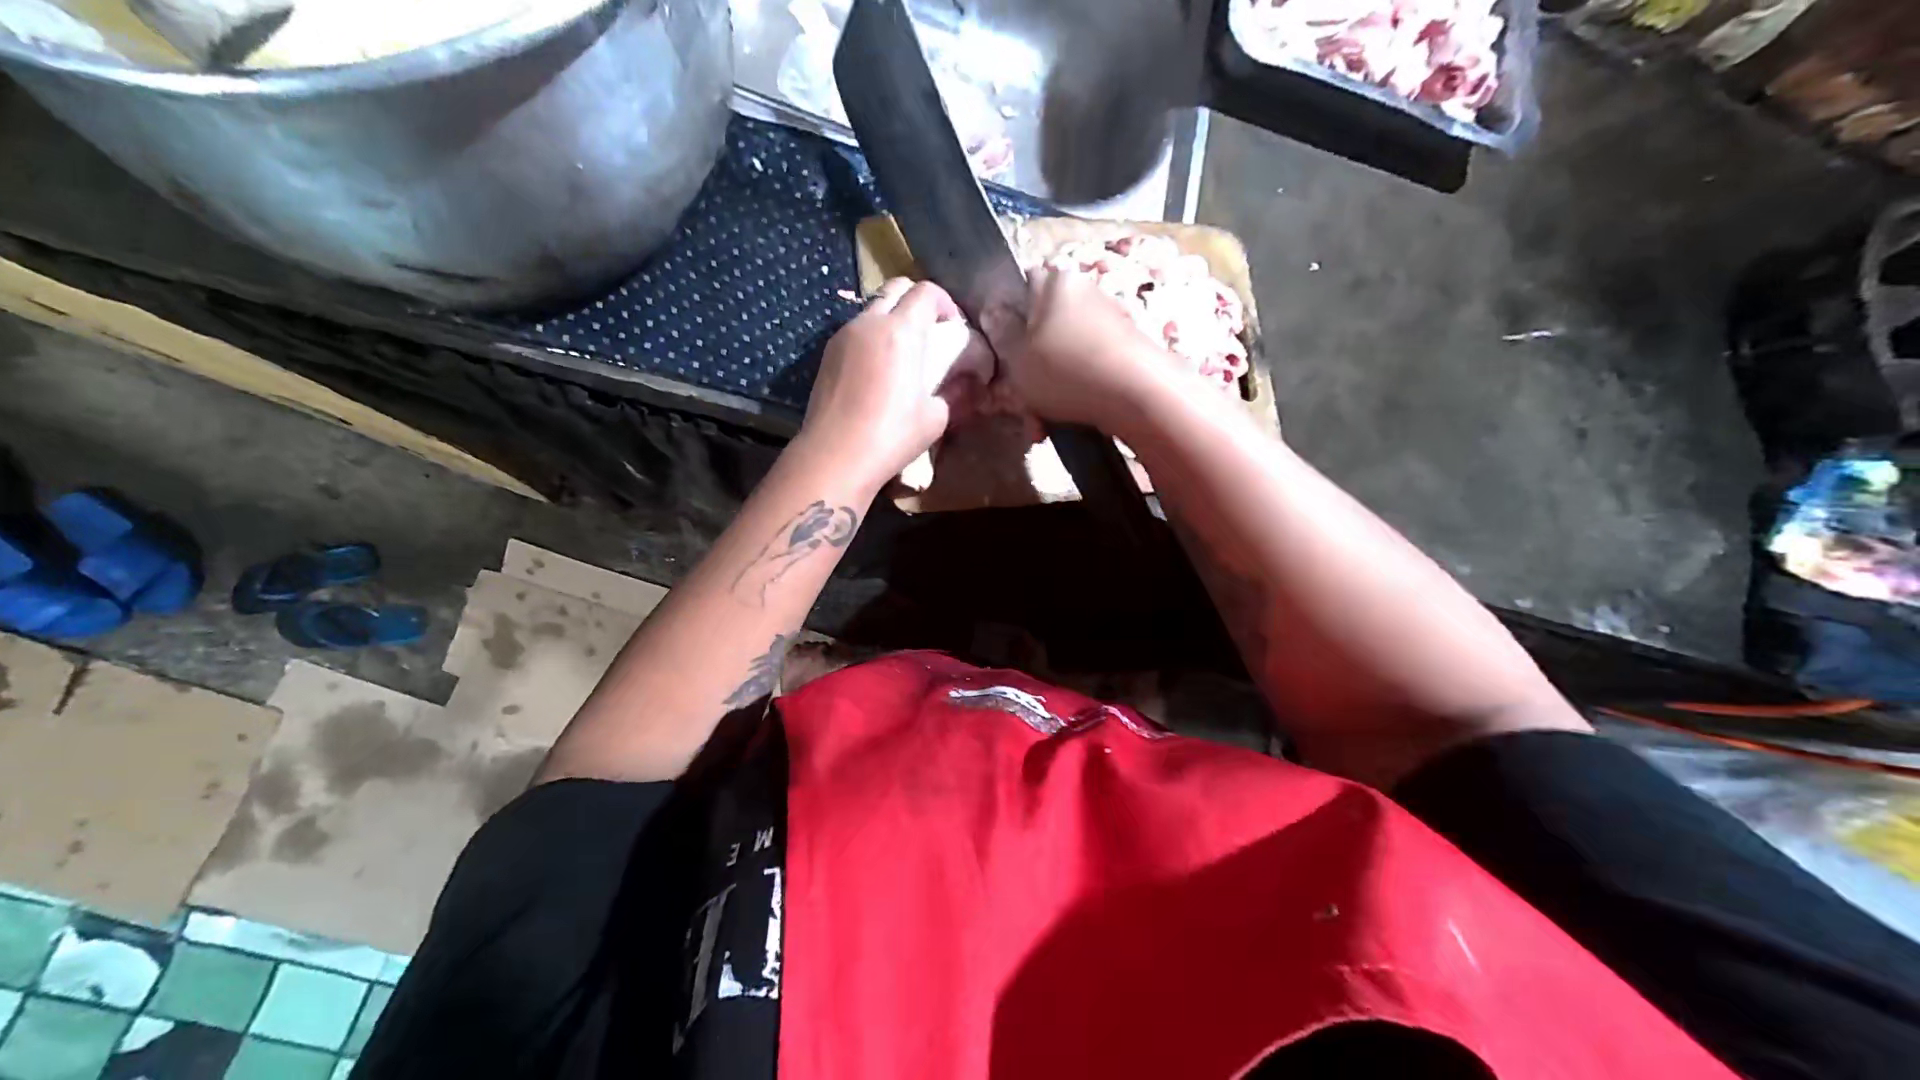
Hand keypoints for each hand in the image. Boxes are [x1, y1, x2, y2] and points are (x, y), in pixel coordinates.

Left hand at [797, 279, 992, 491]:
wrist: (834, 456)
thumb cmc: (891, 436)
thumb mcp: (935, 418)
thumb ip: (953, 391)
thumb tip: (966, 382)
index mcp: (901, 331)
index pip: (926, 292)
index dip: (946, 303)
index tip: (954, 327)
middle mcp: (870, 323)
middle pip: (896, 288)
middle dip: (917, 301)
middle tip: (930, 330)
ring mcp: (843, 336)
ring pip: (872, 308)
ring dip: (892, 318)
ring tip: (903, 352)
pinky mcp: (827, 354)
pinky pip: (856, 331)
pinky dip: (872, 337)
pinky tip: (878, 369)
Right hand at [981, 267, 1178, 431]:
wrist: (1140, 395)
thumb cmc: (1066, 370)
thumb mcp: (1016, 357)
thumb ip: (1000, 333)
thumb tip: (994, 311)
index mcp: (1056, 281)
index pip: (1020, 286)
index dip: (1004, 319)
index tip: (1000, 353)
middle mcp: (1086, 292)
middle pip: (1042, 328)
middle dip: (1028, 370)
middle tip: (1020, 403)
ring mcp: (1109, 320)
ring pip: (1062, 355)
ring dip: (1048, 390)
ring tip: (1042, 425)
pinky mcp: (1126, 350)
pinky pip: (1087, 369)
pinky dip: (1074, 393)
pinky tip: (1065, 423)